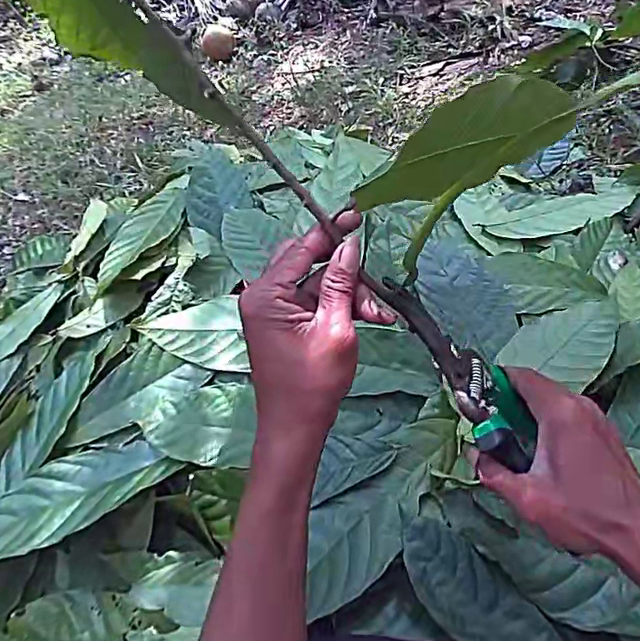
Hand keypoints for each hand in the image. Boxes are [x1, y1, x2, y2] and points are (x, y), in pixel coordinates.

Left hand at [239, 210, 395, 432]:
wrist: (296, 426)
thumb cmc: (314, 383)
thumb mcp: (335, 328)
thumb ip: (340, 283)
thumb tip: (349, 245)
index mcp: (266, 295)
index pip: (301, 248)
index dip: (331, 230)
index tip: (356, 214)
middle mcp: (262, 296)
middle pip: (308, 262)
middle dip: (346, 271)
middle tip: (373, 284)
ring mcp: (272, 309)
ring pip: (316, 282)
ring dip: (348, 293)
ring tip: (377, 315)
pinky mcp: (283, 321)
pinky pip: (313, 300)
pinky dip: (339, 305)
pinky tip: (367, 316)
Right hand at [474, 367, 639, 563]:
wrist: (637, 531)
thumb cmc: (583, 513)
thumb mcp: (528, 498)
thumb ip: (493, 473)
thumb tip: (475, 455)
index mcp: (560, 412)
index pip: (521, 377)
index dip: (495, 382)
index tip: (478, 400)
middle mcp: (580, 405)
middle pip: (537, 386)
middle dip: (509, 401)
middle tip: (490, 426)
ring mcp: (596, 416)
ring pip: (554, 400)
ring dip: (529, 412)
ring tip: (513, 442)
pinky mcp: (605, 431)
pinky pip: (569, 413)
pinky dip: (549, 421)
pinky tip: (542, 451)